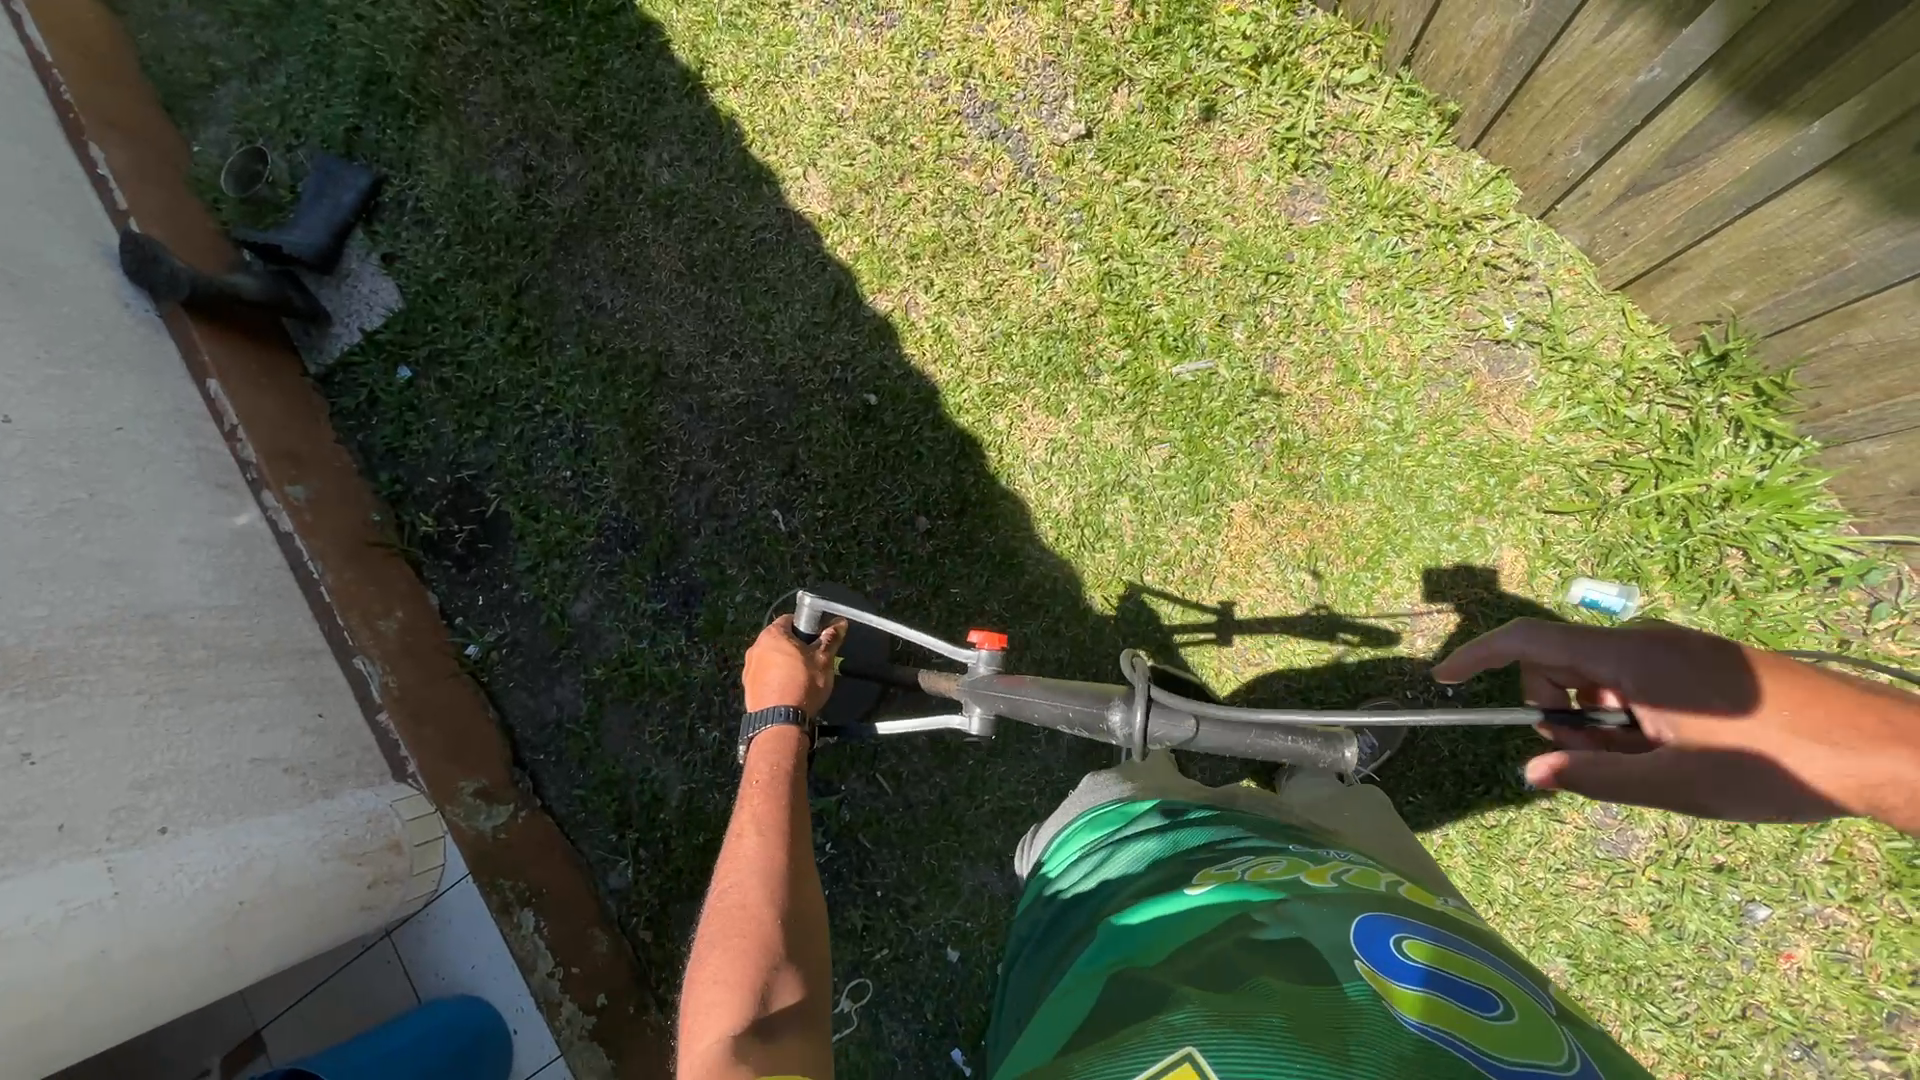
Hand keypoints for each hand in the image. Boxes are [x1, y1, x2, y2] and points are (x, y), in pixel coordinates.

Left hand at [743, 615, 846, 717]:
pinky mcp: (747, 687)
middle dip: (794, 647)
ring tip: (800, 679)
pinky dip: (775, 679)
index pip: (790, 619)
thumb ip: (831, 639)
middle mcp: (755, 647)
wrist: (779, 722)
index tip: (816, 640)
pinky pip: (764, 676)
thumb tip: (840, 623)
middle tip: (811, 660)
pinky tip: (788, 691)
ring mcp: (748, 668)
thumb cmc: (803, 684)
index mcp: (772, 634)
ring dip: (783, 664)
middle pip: (779, 640)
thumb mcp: (823, 660)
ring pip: (771, 658)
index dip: (806, 627)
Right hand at [1433, 618, 1919, 831]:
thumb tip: (1530, 772)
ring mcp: (1678, 647)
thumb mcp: (1674, 784)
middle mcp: (1646, 641)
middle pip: (1560, 661)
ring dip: (1599, 717)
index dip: (1477, 655)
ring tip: (1652, 761)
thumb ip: (1591, 776)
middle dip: (1559, 709)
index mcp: (1629, 659)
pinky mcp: (1703, 660)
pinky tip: (1674, 745)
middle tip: (1600, 757)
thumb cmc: (1776, 766)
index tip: (1445, 679)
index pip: (1527, 640)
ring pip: (1599, 673)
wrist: (1896, 752)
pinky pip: (1635, 674)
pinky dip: (1628, 709)